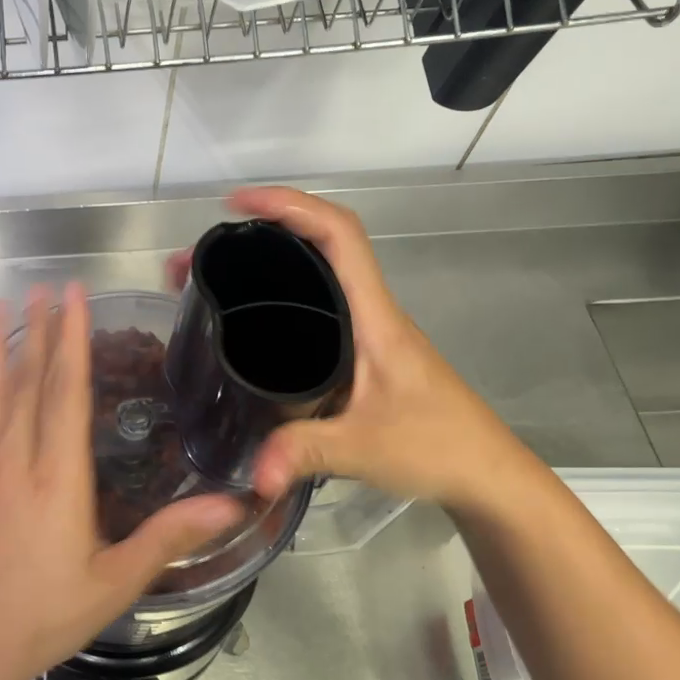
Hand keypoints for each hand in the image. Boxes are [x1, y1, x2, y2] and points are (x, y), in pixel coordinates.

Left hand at [0, 284, 243, 679]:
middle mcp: (15, 460)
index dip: (73, 340)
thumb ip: (169, 536)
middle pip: (28, 383)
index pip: (67, 392)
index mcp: (59, 476)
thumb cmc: (45, 615)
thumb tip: (232, 504)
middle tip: (41, 287)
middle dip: (37, 332)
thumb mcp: (116, 581)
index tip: (73, 296)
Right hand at [172, 187, 534, 512]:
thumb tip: (252, 474)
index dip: (290, 207)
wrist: (482, 473)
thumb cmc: (437, 446)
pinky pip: (311, 313)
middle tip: (197, 260)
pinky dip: (273, 303)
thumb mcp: (364, 449)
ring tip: (205, 285)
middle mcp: (368, 315)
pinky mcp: (356, 358)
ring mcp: (363, 335)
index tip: (238, 205)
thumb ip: (305, 453)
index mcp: (374, 318)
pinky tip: (242, 330)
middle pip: (317, 247)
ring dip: (261, 268)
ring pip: (313, 279)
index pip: (339, 236)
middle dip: (256, 237)